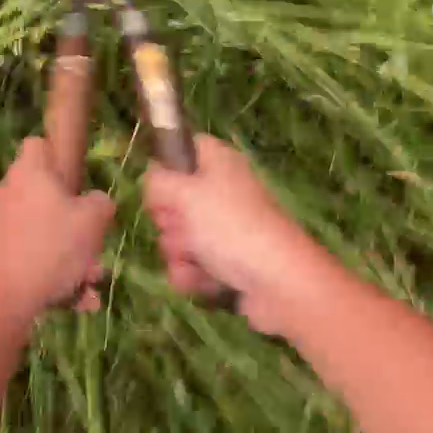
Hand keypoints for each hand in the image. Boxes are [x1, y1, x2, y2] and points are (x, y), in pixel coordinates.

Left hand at [0, 137, 115, 322]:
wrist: (1, 298)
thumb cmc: (50, 247)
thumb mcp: (92, 222)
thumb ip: (101, 204)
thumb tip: (97, 201)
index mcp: (30, 172)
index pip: (39, 145)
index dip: (59, 156)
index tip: (76, 180)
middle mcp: (10, 191)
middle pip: (47, 196)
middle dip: (76, 225)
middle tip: (95, 248)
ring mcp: (0, 224)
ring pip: (45, 233)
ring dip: (71, 257)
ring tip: (92, 283)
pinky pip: (32, 258)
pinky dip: (55, 277)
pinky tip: (78, 302)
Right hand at [144, 135, 322, 334]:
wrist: (281, 284)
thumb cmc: (231, 226)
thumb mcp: (185, 193)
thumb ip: (157, 181)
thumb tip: (152, 181)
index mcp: (218, 161)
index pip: (182, 148)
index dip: (165, 166)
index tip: (157, 186)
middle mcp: (223, 190)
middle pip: (176, 197)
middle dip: (169, 220)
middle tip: (180, 226)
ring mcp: (227, 228)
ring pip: (182, 234)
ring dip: (178, 251)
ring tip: (192, 260)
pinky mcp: (229, 262)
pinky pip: (195, 263)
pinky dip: (192, 274)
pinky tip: (198, 281)